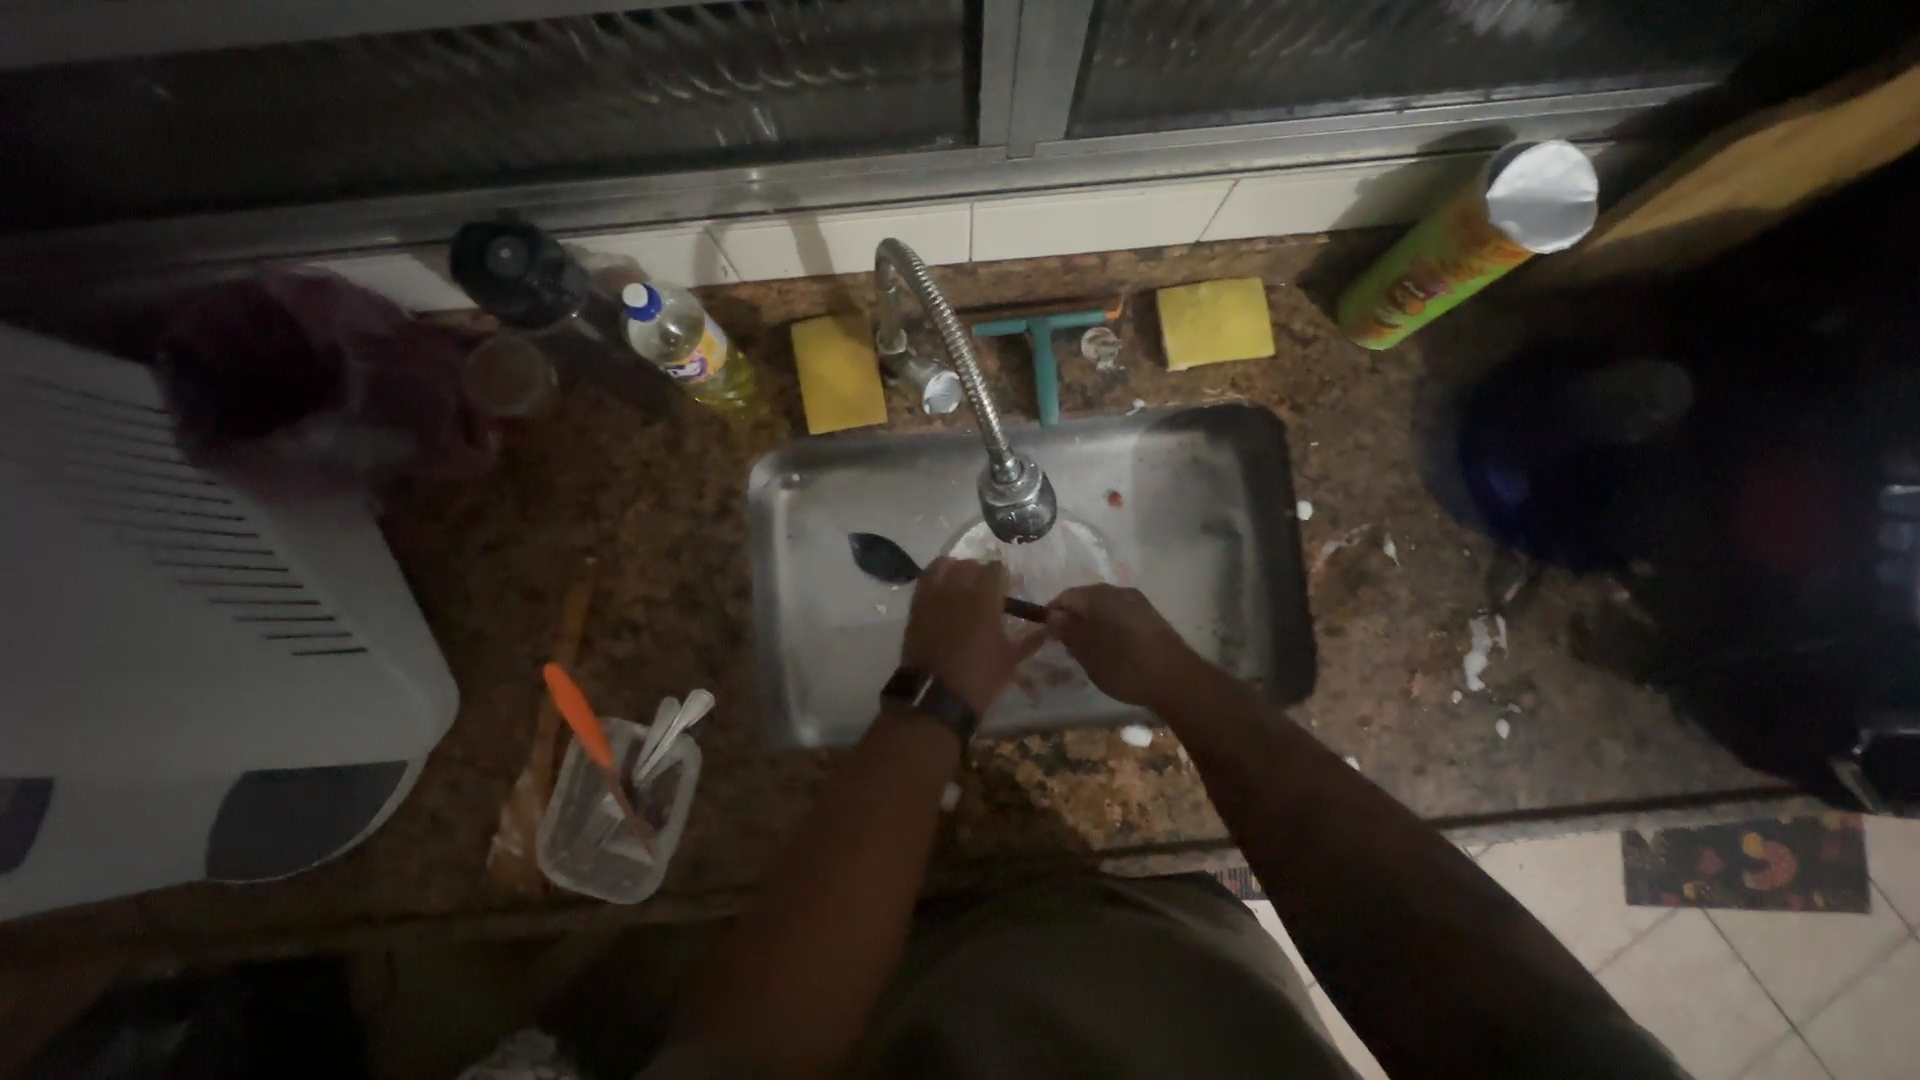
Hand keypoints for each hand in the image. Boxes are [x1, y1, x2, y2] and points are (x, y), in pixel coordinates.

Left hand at [901, 558, 1047, 713]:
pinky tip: (943, 592)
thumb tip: (1049, 625)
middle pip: (970, 565)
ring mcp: (933, 596)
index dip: (1004, 577)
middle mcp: (958, 589)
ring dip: (957, 570)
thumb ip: (1031, 638)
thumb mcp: (1011, 659)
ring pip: (945, 566)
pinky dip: (936, 579)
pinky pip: (925, 580)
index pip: (997, 569)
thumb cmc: (980, 679)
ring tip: (963, 584)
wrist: (936, 698)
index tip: (1008, 589)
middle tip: (988, 589)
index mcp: (985, 599)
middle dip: (981, 572)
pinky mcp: (916, 607)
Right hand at [1046, 584, 1202, 708]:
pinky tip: (1112, 651)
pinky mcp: (1151, 617)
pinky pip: (1121, 615)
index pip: (1066, 596)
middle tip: (1067, 646)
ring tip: (1089, 652)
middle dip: (1073, 619)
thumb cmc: (1124, 666)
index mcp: (1099, 596)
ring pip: (1104, 608)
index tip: (1047, 636)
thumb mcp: (1087, 653)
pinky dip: (1110, 628)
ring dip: (1092, 624)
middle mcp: (1118, 591)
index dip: (1053, 614)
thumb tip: (1053, 615)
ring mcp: (1138, 602)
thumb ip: (1067, 631)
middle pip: (1086, 599)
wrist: (1176, 679)